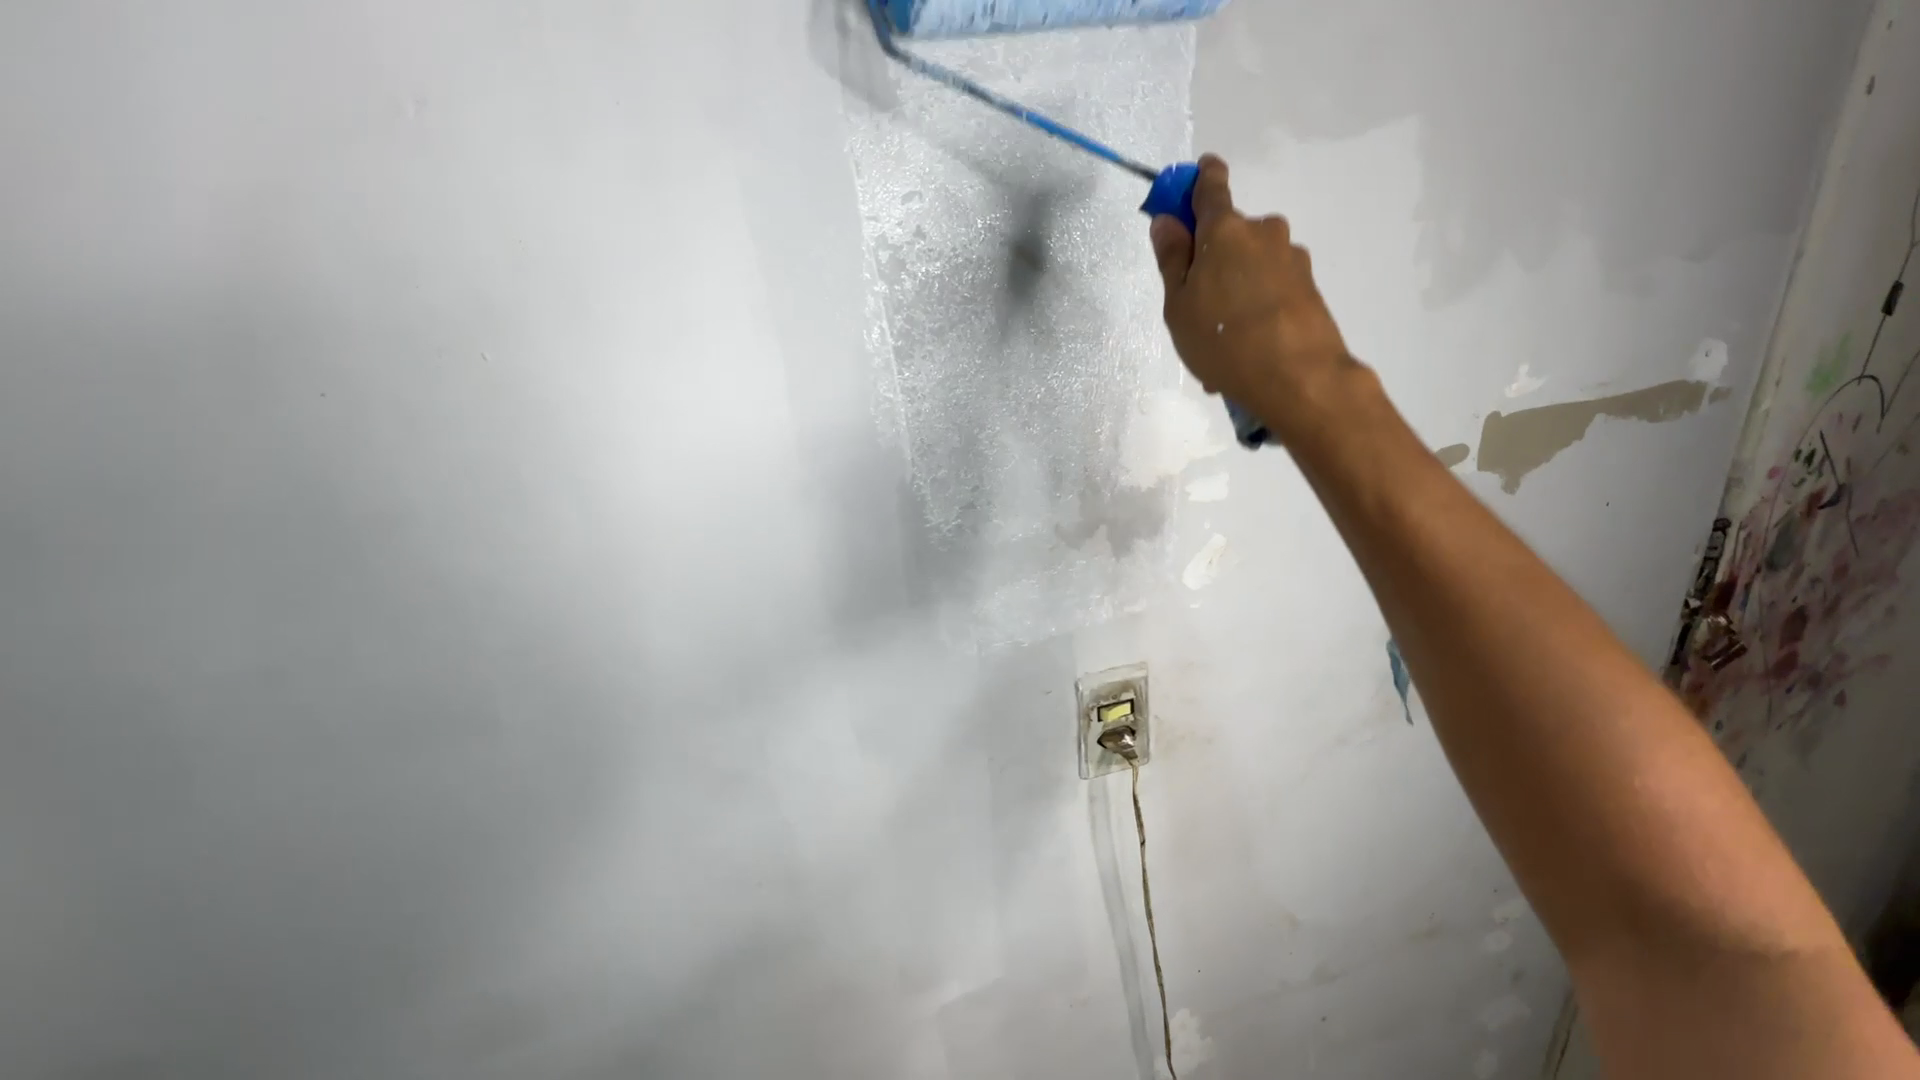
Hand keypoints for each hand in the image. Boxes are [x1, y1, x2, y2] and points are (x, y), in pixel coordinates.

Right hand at [1150, 155, 1353, 443]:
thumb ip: (1172, 259)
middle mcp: (1263, 232)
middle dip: (1212, 261)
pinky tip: (1243, 354)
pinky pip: (1269, 292)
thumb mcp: (1178, 305)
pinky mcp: (1309, 287)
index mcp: (1225, 229)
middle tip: (1194, 308)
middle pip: (1231, 234)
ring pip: (1250, 269)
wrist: (1298, 377)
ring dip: (1233, 294)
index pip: (1211, 185)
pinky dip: (1254, 313)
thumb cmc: (1222, 338)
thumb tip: (1167, 220)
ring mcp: (1291, 259)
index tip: (1191, 181)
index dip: (1198, 179)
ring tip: (1219, 344)